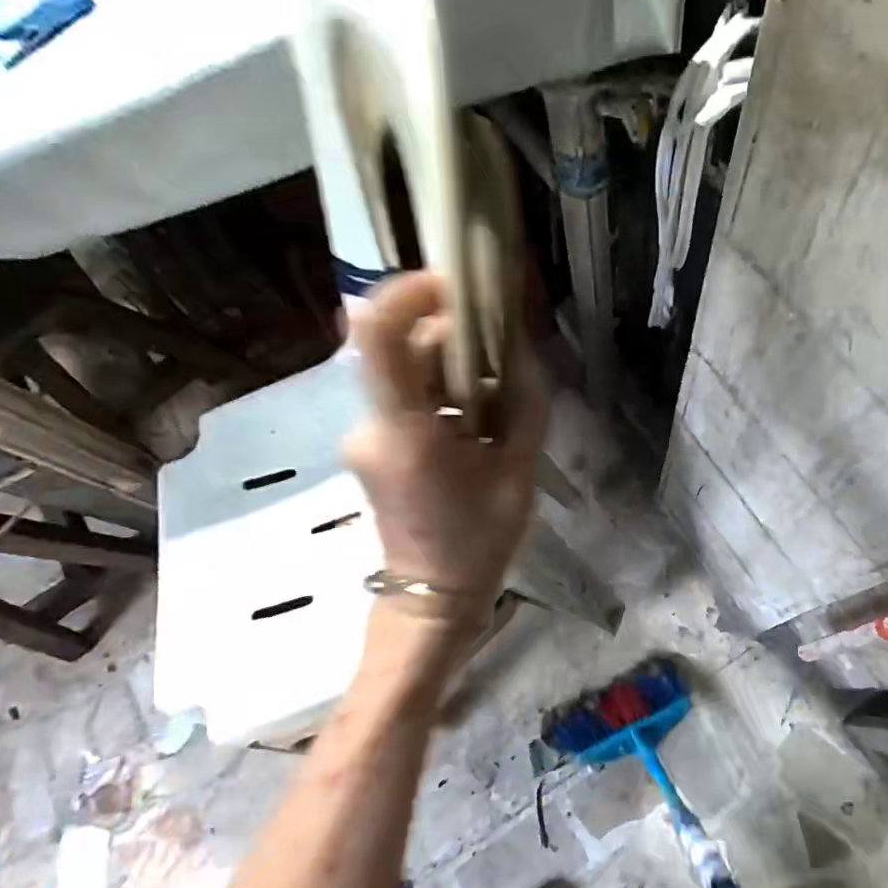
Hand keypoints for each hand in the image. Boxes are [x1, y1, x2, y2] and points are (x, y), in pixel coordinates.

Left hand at [342, 272, 546, 622]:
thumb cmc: (479, 542)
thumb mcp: (518, 474)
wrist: (432, 598)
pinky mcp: (369, 448)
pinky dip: (436, 397)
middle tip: (500, 366)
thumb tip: (518, 353)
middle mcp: (371, 425)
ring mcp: (364, 437)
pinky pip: (402, 400)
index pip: (378, 331)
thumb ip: (523, 406)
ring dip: (447, 373)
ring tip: (490, 408)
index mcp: (406, 431)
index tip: (457, 289)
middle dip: (451, 341)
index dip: (411, 291)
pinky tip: (469, 428)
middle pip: (401, 349)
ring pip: (403, 374)